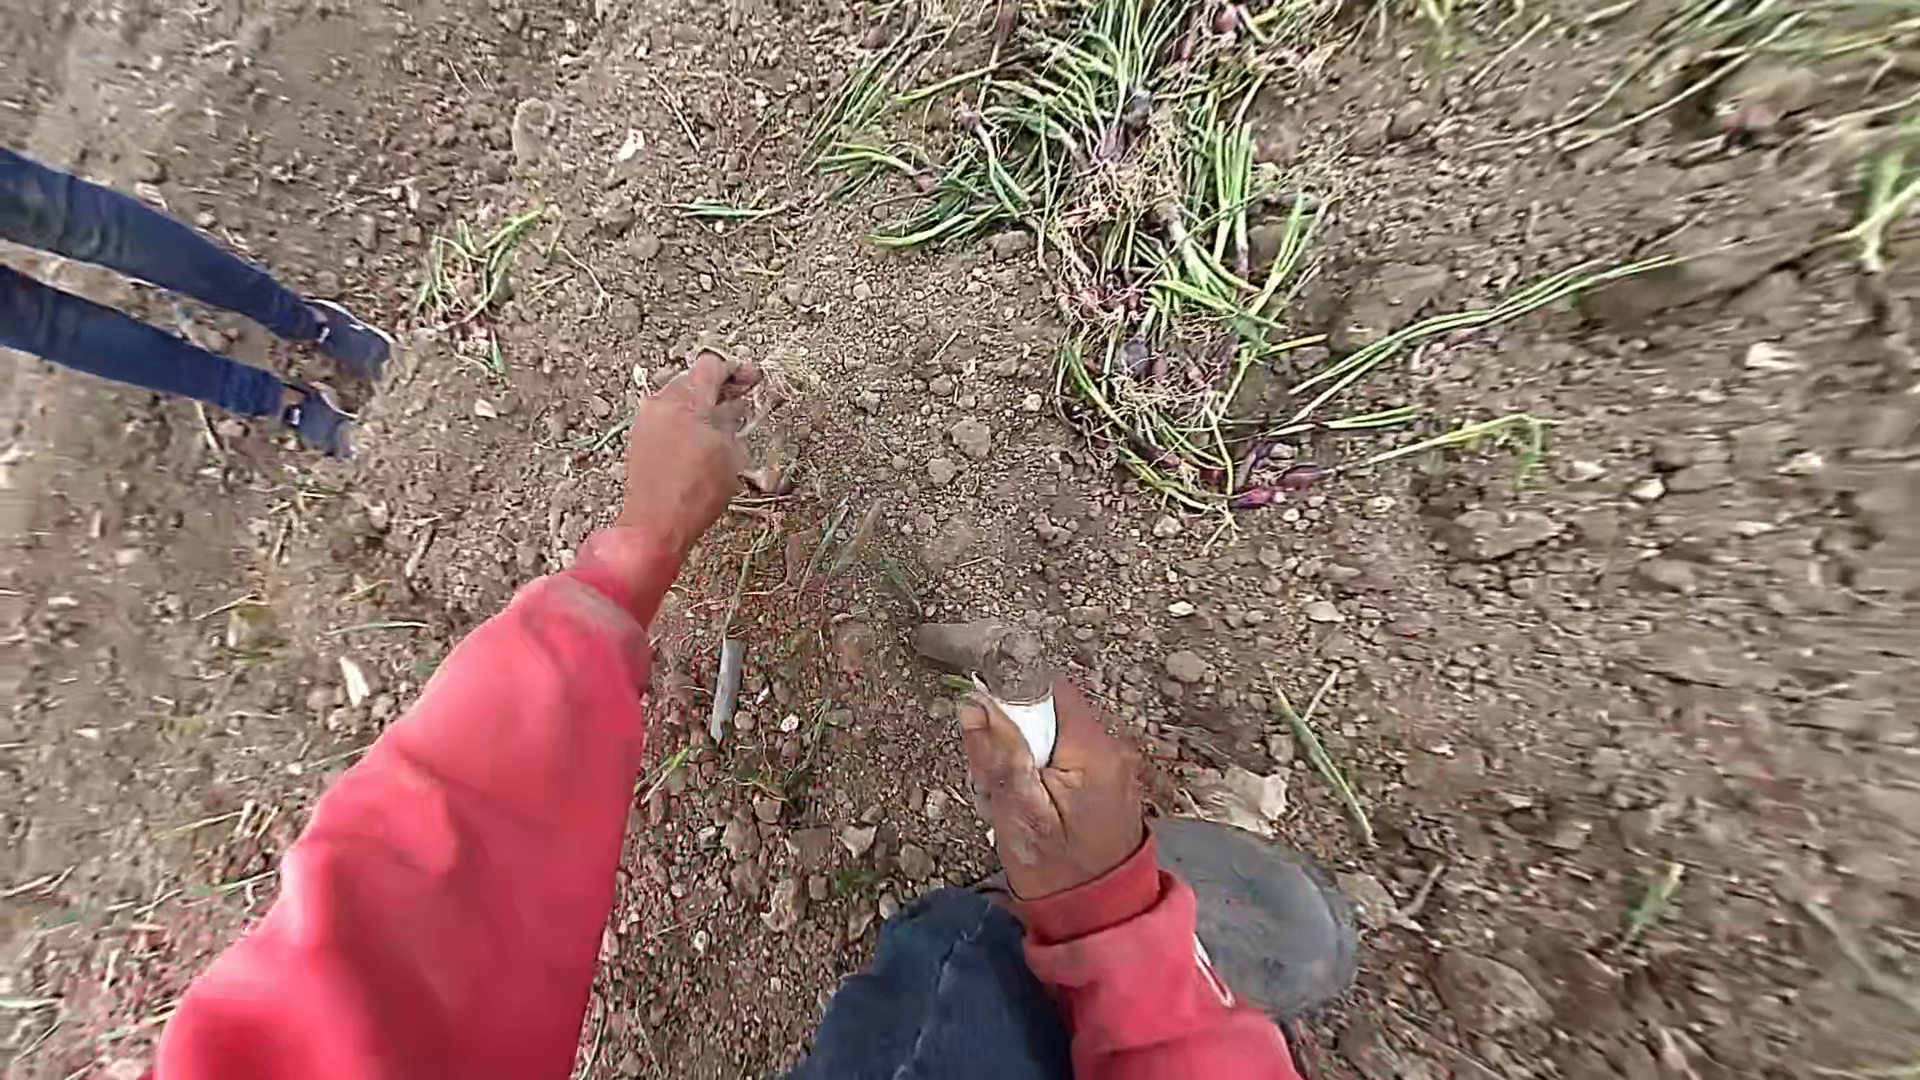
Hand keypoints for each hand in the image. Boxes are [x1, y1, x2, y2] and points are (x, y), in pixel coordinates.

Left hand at [614, 349, 756, 556]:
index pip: (712, 367)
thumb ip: (732, 422)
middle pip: (694, 380)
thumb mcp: (730, 454)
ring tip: (725, 423)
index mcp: (686, 402)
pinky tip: (703, 438)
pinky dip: (688, 419)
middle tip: (743, 401)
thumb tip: (735, 406)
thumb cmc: (697, 492)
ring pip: (680, 398)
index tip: (753, 380)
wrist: (656, 522)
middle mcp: (661, 403)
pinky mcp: (640, 437)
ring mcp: (647, 419)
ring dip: (704, 405)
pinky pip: (668, 415)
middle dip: (720, 388)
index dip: (737, 371)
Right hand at [960, 679, 1144, 898]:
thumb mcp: (1018, 815)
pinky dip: (1042, 766)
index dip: (1013, 698)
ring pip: (1053, 731)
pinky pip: (1066, 752)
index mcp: (1092, 750)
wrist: (1100, 920)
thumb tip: (975, 704)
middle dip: (1014, 733)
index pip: (1048, 689)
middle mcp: (1110, 746)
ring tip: (1010, 795)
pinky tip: (1031, 800)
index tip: (988, 726)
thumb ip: (997, 756)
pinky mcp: (1108, 776)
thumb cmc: (1057, 873)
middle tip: (994, 777)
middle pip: (1049, 710)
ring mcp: (1113, 761)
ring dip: (1024, 752)